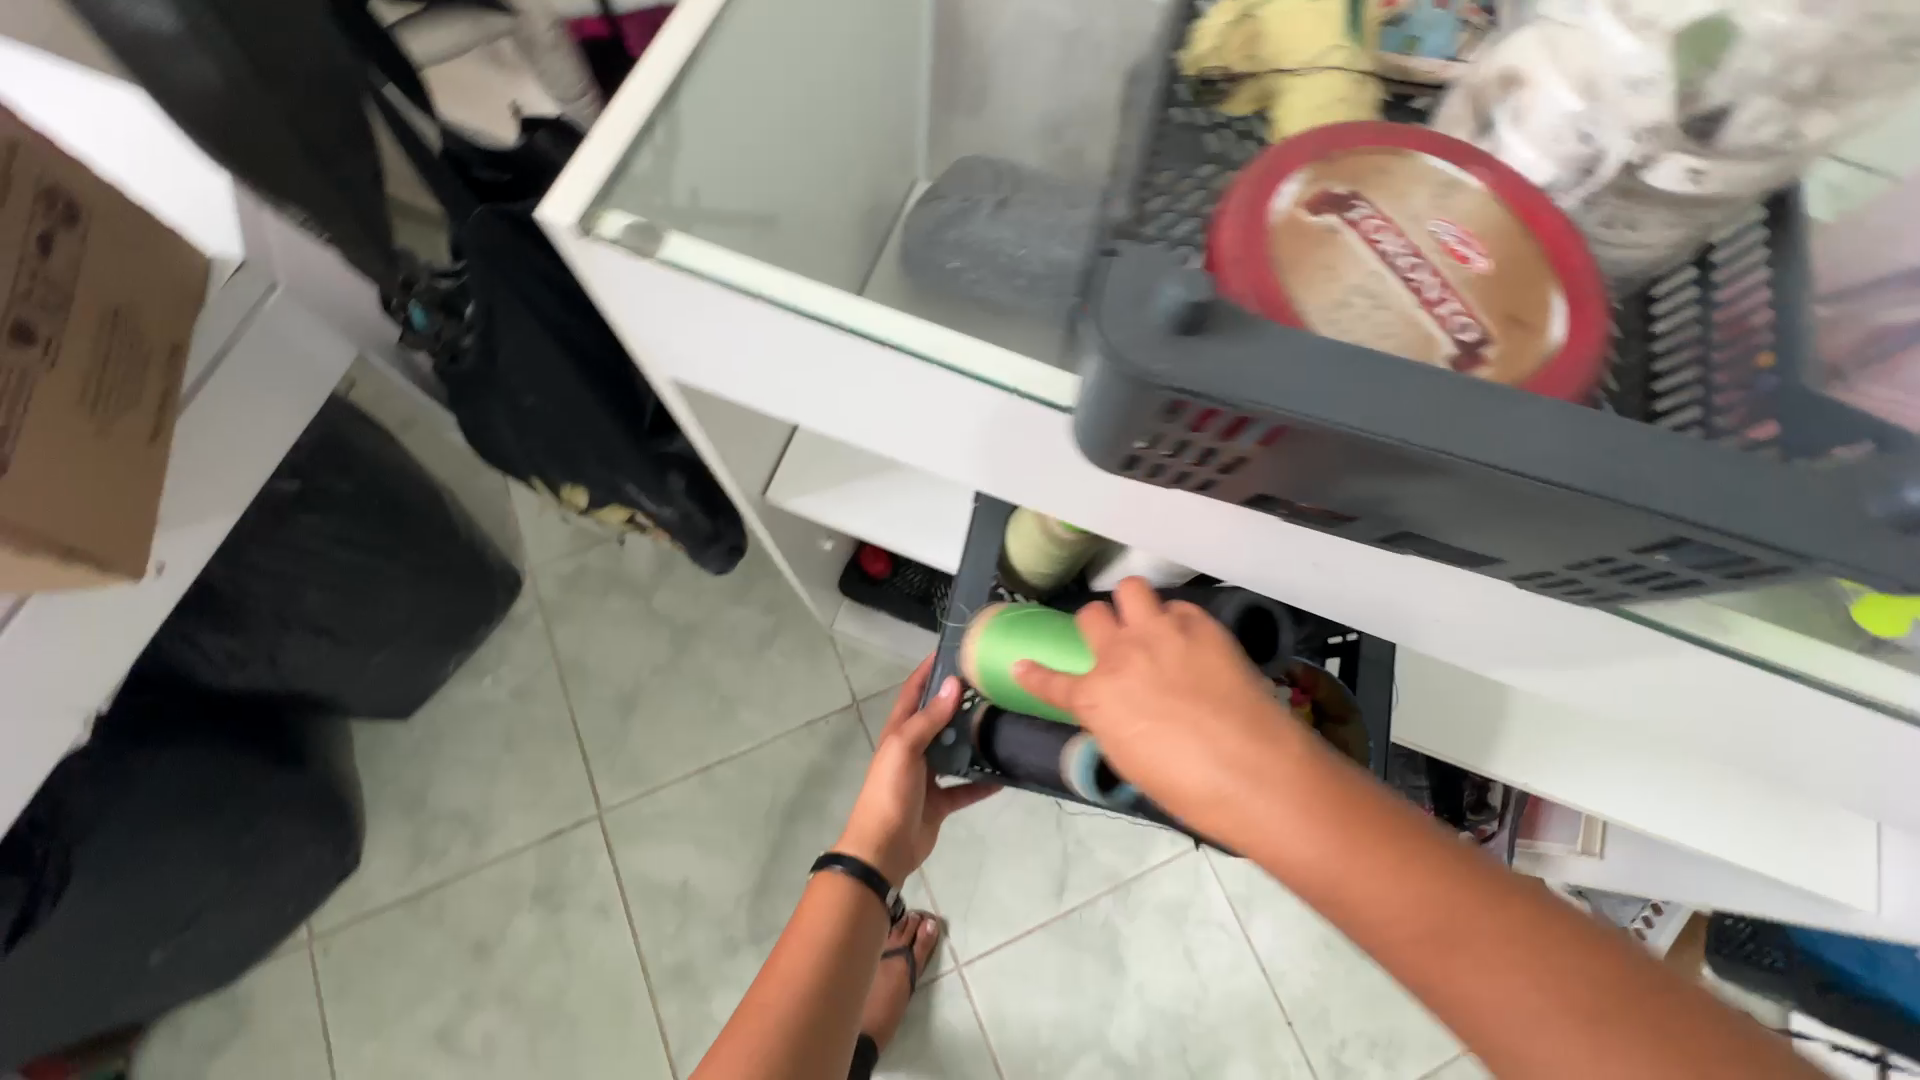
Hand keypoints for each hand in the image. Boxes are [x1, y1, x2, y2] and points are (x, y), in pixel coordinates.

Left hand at [837, 657, 999, 884]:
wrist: (883, 848)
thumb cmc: (890, 791)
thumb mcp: (905, 748)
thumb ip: (930, 718)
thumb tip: (954, 683)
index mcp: (899, 731)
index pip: (914, 691)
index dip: (929, 670)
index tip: (953, 651)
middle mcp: (914, 748)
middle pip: (939, 719)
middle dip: (961, 704)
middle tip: (993, 687)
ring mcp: (928, 775)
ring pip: (955, 751)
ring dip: (975, 741)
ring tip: (1004, 724)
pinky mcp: (940, 801)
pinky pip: (966, 787)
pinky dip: (983, 782)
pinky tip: (1005, 774)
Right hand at [1011, 578, 1328, 836]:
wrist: (1254, 771)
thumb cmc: (1187, 787)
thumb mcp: (1129, 759)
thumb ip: (1112, 720)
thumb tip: (1115, 706)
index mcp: (1095, 697)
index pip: (1050, 681)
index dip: (1033, 674)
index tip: (1023, 665)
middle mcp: (1119, 655)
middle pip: (1091, 614)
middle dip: (1098, 625)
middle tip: (1114, 641)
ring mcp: (1161, 633)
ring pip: (1130, 588)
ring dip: (1133, 604)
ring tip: (1148, 624)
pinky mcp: (1202, 625)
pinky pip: (1178, 607)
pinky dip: (1177, 619)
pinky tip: (1191, 641)